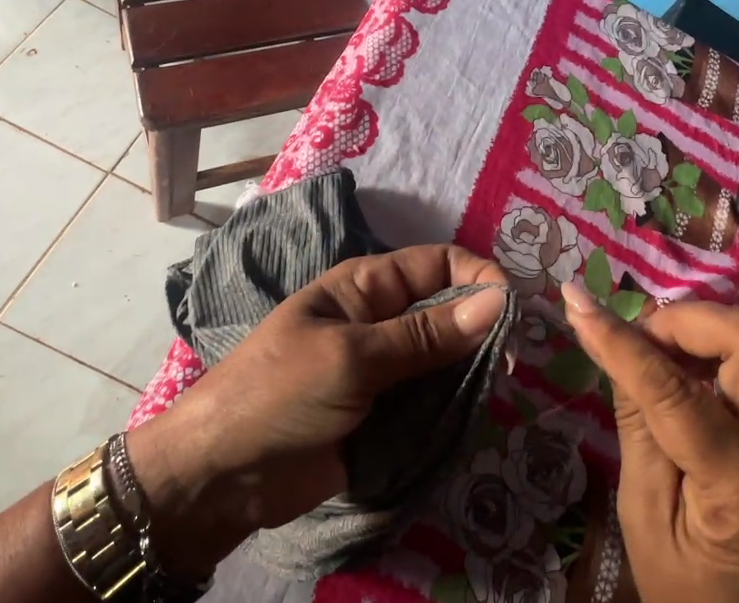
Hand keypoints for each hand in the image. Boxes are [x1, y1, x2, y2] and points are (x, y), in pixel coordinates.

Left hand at [124, 245, 508, 577]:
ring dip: (474, 370)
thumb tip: (500, 301)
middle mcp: (380, 320)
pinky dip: (456, 406)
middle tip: (515, 363)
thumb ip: (425, 335)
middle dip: (484, 328)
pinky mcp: (385, 415)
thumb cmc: (279, 393)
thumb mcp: (353, 356)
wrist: (223, 476)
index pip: (439, 263)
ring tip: (502, 390)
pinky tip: (478, 415)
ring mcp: (384, 370)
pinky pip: (432, 401)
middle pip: (449, 310)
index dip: (480, 278)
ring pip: (447, 358)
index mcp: (366, 286)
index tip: (514, 314)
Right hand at [562, 285, 738, 602]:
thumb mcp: (643, 512)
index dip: (621, 341)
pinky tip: (696, 371)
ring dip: (714, 328)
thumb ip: (635, 417)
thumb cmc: (684, 588)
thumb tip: (605, 334)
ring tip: (667, 351)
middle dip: (688, 320)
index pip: (675, 391)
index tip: (577, 302)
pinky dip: (731, 347)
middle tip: (642, 338)